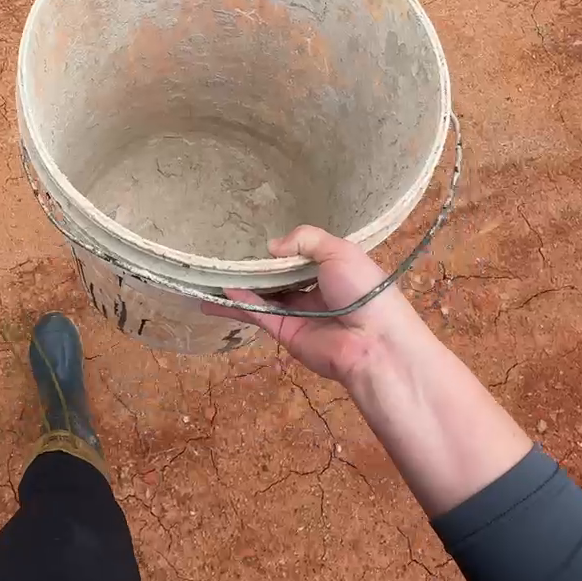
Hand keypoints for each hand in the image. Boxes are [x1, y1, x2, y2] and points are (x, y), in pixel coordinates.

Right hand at [207, 225, 531, 516]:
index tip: (251, 237)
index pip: (298, 256)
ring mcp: (296, 313)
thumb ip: (305, 239)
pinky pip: (257, 313)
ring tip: (206, 278)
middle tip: (221, 256)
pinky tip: (217, 292)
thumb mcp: (340, 250)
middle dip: (251, 268)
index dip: (277, 249)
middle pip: (275, 277)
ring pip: (260, 296)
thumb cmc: (364, 290)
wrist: (374, 343)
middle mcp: (311, 291)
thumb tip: (270, 246)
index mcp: (331, 270)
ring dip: (235, 288)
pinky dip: (238, 303)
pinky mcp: (283, 332)